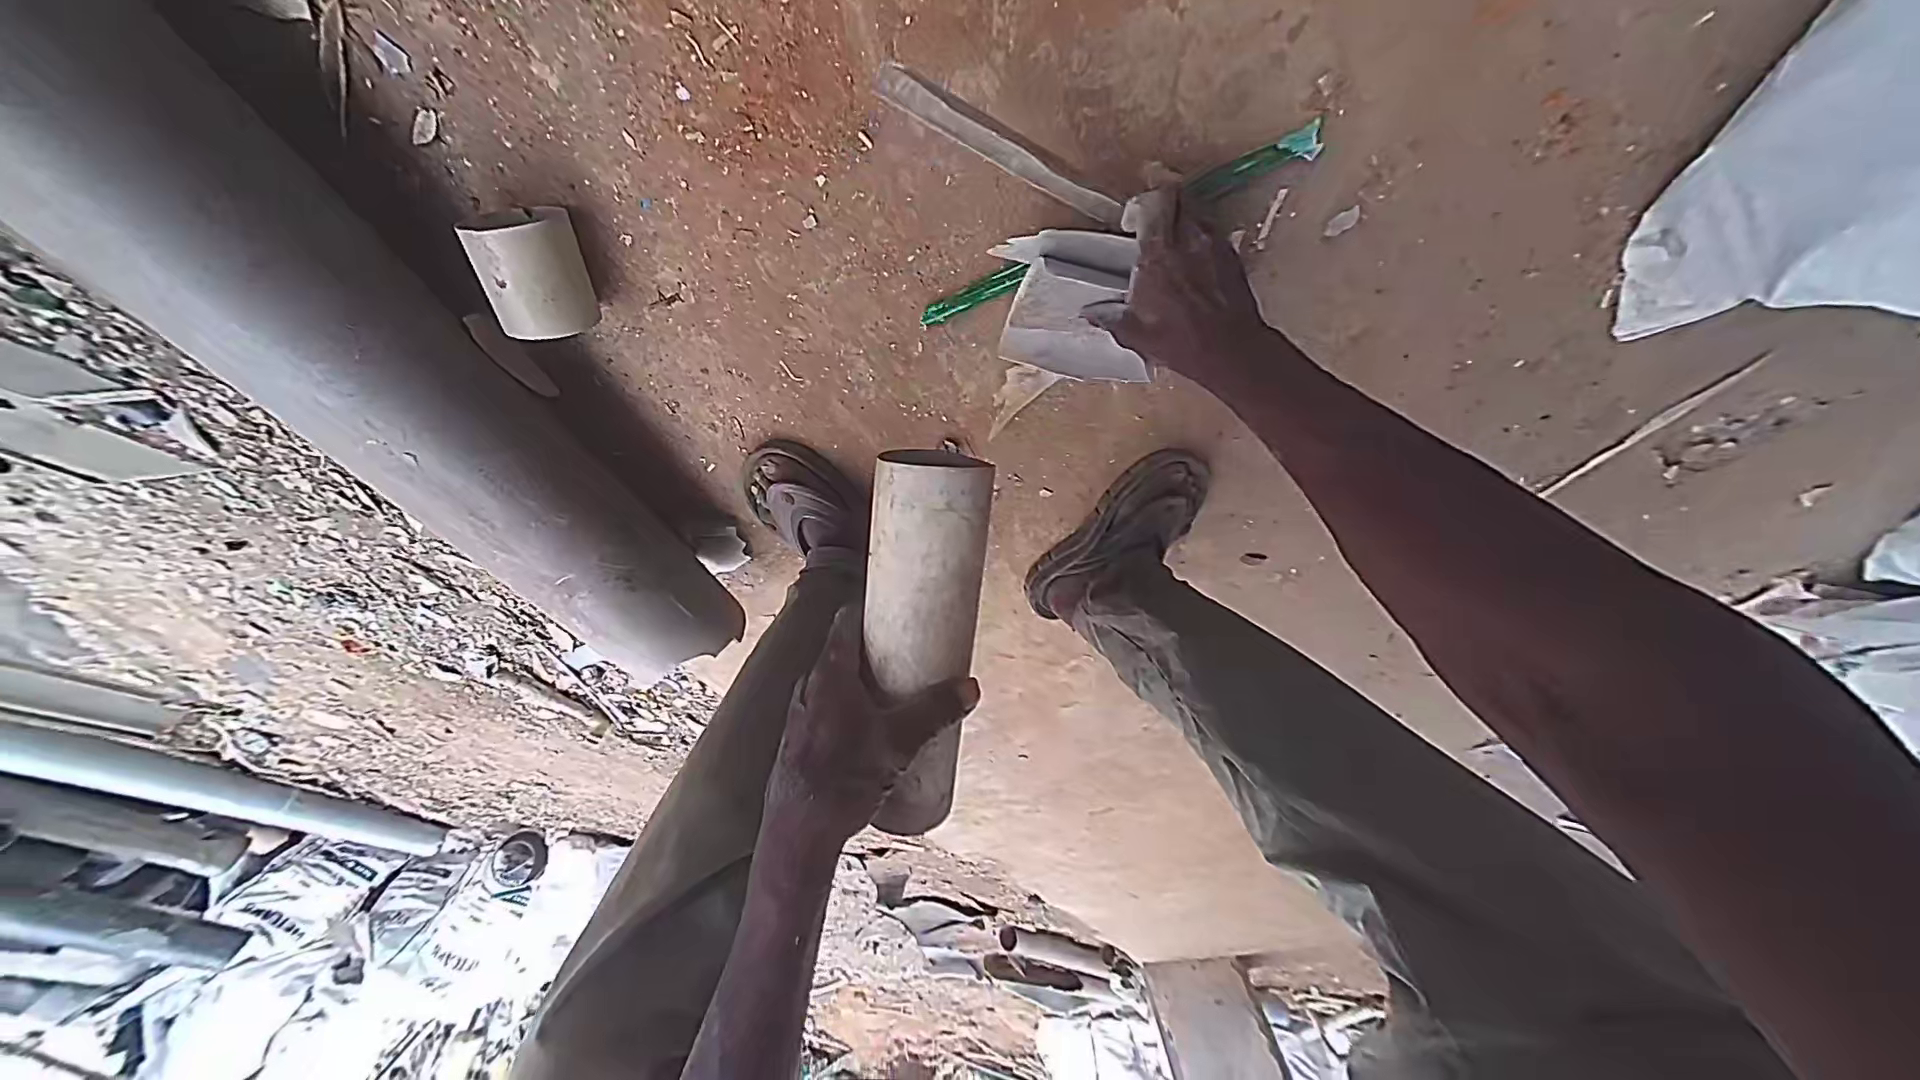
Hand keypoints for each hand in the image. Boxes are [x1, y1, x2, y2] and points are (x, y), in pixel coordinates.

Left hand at [767, 605, 979, 843]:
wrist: (799, 832)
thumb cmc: (842, 779)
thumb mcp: (900, 741)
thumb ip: (935, 711)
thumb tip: (968, 688)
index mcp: (830, 676)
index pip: (845, 623)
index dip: (867, 610)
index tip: (890, 607)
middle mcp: (809, 689)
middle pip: (839, 652)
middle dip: (870, 650)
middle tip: (901, 653)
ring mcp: (799, 715)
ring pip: (831, 683)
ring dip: (857, 681)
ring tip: (888, 693)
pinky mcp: (797, 740)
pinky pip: (824, 709)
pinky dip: (846, 707)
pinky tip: (864, 730)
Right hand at [1085, 185, 1273, 389]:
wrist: (1229, 350)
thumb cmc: (1180, 342)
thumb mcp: (1136, 335)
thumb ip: (1110, 317)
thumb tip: (1090, 312)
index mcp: (1158, 255)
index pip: (1153, 203)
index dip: (1142, 204)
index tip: (1133, 221)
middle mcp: (1188, 241)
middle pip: (1178, 199)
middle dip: (1163, 206)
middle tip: (1153, 226)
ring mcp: (1214, 245)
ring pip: (1196, 215)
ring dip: (1182, 224)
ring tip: (1173, 250)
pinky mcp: (1232, 257)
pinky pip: (1213, 236)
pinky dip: (1200, 244)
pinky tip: (1194, 269)